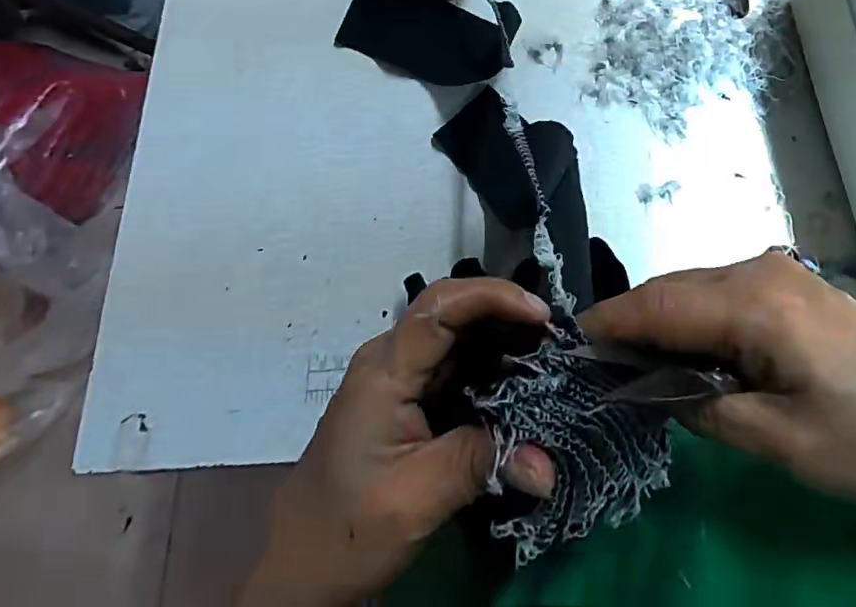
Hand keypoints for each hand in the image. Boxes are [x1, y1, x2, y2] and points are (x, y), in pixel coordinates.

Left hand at [239, 278, 558, 606]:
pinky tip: (516, 385)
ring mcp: (394, 378)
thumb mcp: (417, 496)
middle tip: (554, 334)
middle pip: (447, 311)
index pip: (438, 308)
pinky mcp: (403, 398)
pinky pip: (449, 367)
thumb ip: (480, 465)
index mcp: (384, 370)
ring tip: (546, 354)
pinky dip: (486, 368)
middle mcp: (388, 359)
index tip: (539, 313)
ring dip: (497, 339)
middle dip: (501, 312)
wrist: (302, 559)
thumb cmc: (348, 525)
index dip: (490, 297)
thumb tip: (547, 462)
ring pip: (451, 338)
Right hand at [579, 252, 855, 519]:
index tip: (572, 344)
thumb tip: (649, 388)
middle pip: (670, 289)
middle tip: (601, 361)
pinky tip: (693, 350)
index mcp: (754, 304)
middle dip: (631, 321)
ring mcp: (779, 272)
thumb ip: (703, 410)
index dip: (610, 324)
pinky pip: (721, 292)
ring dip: (662, 319)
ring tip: (639, 360)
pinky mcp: (794, 285)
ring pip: (693, 287)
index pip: (657, 306)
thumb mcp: (785, 445)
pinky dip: (694, 316)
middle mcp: (758, 271)